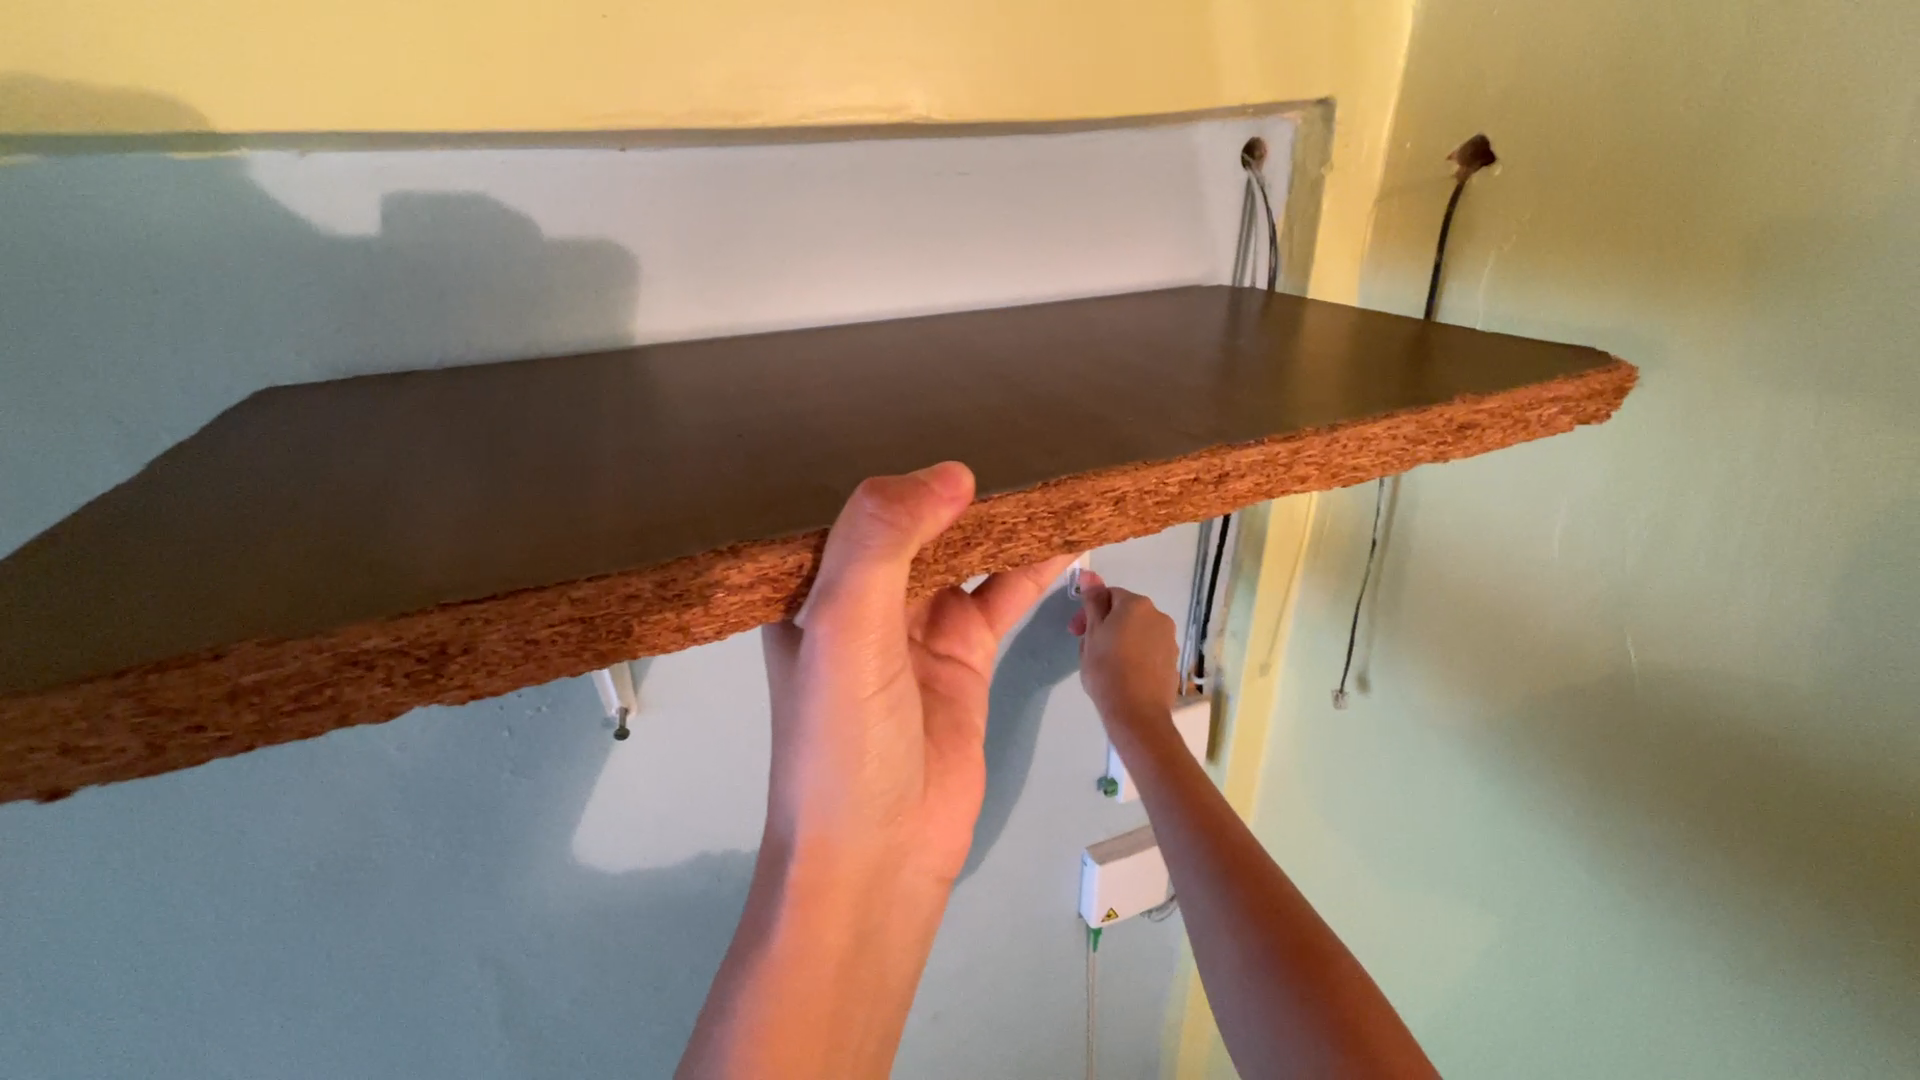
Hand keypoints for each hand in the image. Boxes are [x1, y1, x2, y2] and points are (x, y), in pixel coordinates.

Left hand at [681, 462, 1069, 1079]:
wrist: (879, 856)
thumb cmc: (842, 740)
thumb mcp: (843, 626)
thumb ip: (884, 539)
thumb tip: (955, 473)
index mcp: (811, 586)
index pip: (852, 506)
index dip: (894, 466)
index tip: (941, 417)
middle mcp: (863, 600)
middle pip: (917, 524)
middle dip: (959, 488)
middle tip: (1015, 435)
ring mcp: (917, 628)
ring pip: (966, 555)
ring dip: (1003, 522)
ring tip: (1049, 474)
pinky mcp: (963, 658)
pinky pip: (1002, 596)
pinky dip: (1034, 567)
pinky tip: (1068, 535)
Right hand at [1070, 571, 1179, 746]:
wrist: (1136, 713)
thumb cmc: (1106, 669)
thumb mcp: (1091, 634)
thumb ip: (1092, 602)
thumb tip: (1089, 573)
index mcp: (1136, 605)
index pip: (1108, 595)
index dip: (1089, 612)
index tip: (1075, 632)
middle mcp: (1158, 616)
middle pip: (1125, 613)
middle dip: (1104, 625)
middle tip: (1086, 649)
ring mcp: (1169, 639)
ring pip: (1137, 632)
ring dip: (1120, 640)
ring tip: (1104, 664)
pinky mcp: (1172, 661)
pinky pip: (1148, 650)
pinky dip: (1134, 655)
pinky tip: (1123, 674)